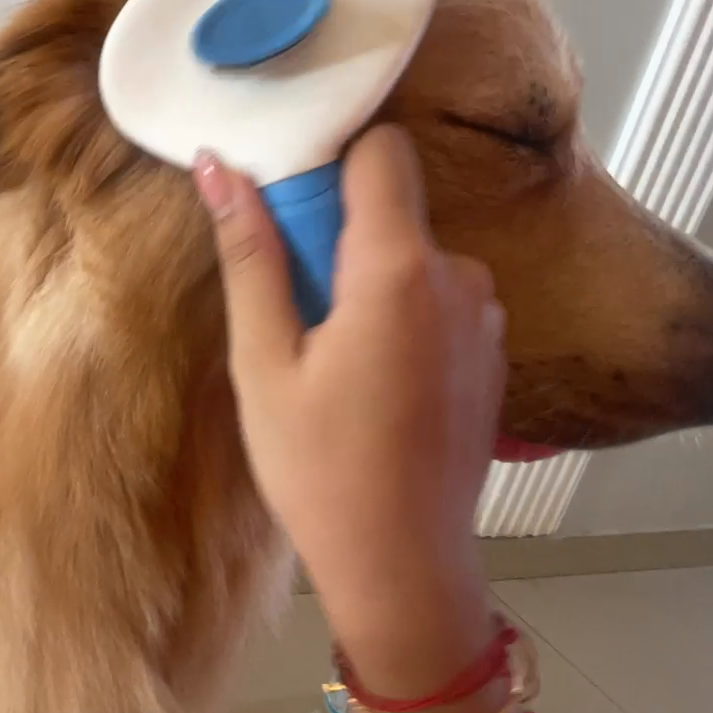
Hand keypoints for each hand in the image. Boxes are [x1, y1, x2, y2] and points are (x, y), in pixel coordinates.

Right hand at [197, 126, 505, 689]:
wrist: (402, 562)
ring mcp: (487, 319)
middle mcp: (462, 278)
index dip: (327, 162)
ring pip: (412, 259)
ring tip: (327, 361)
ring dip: (363, 284)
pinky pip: (436, 301)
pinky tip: (368, 385)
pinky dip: (396, 315)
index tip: (282, 207)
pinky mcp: (493, 354)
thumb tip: (220, 169)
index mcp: (400, 271)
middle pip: (391, 210)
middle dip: (333, 240)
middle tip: (289, 317)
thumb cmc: (317, 466)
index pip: (381, 151)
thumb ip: (251, 259)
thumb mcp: (263, 363)